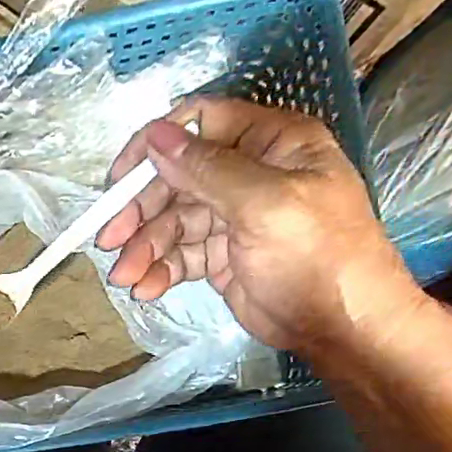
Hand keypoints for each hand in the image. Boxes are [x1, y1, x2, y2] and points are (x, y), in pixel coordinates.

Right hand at [96, 97, 426, 356]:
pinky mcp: (222, 257)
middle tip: (109, 241)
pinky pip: (181, 255)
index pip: (201, 125)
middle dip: (141, 212)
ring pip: (173, 222)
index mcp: (270, 144)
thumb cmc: (316, 255)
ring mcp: (234, 217)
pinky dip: (160, 270)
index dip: (155, 146)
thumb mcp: (263, 204)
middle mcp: (249, 173)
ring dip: (145, 249)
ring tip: (126, 278)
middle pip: (178, 179)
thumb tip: (156, 137)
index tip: (119, 178)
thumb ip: (207, 169)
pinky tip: (147, 288)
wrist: (342, 326)